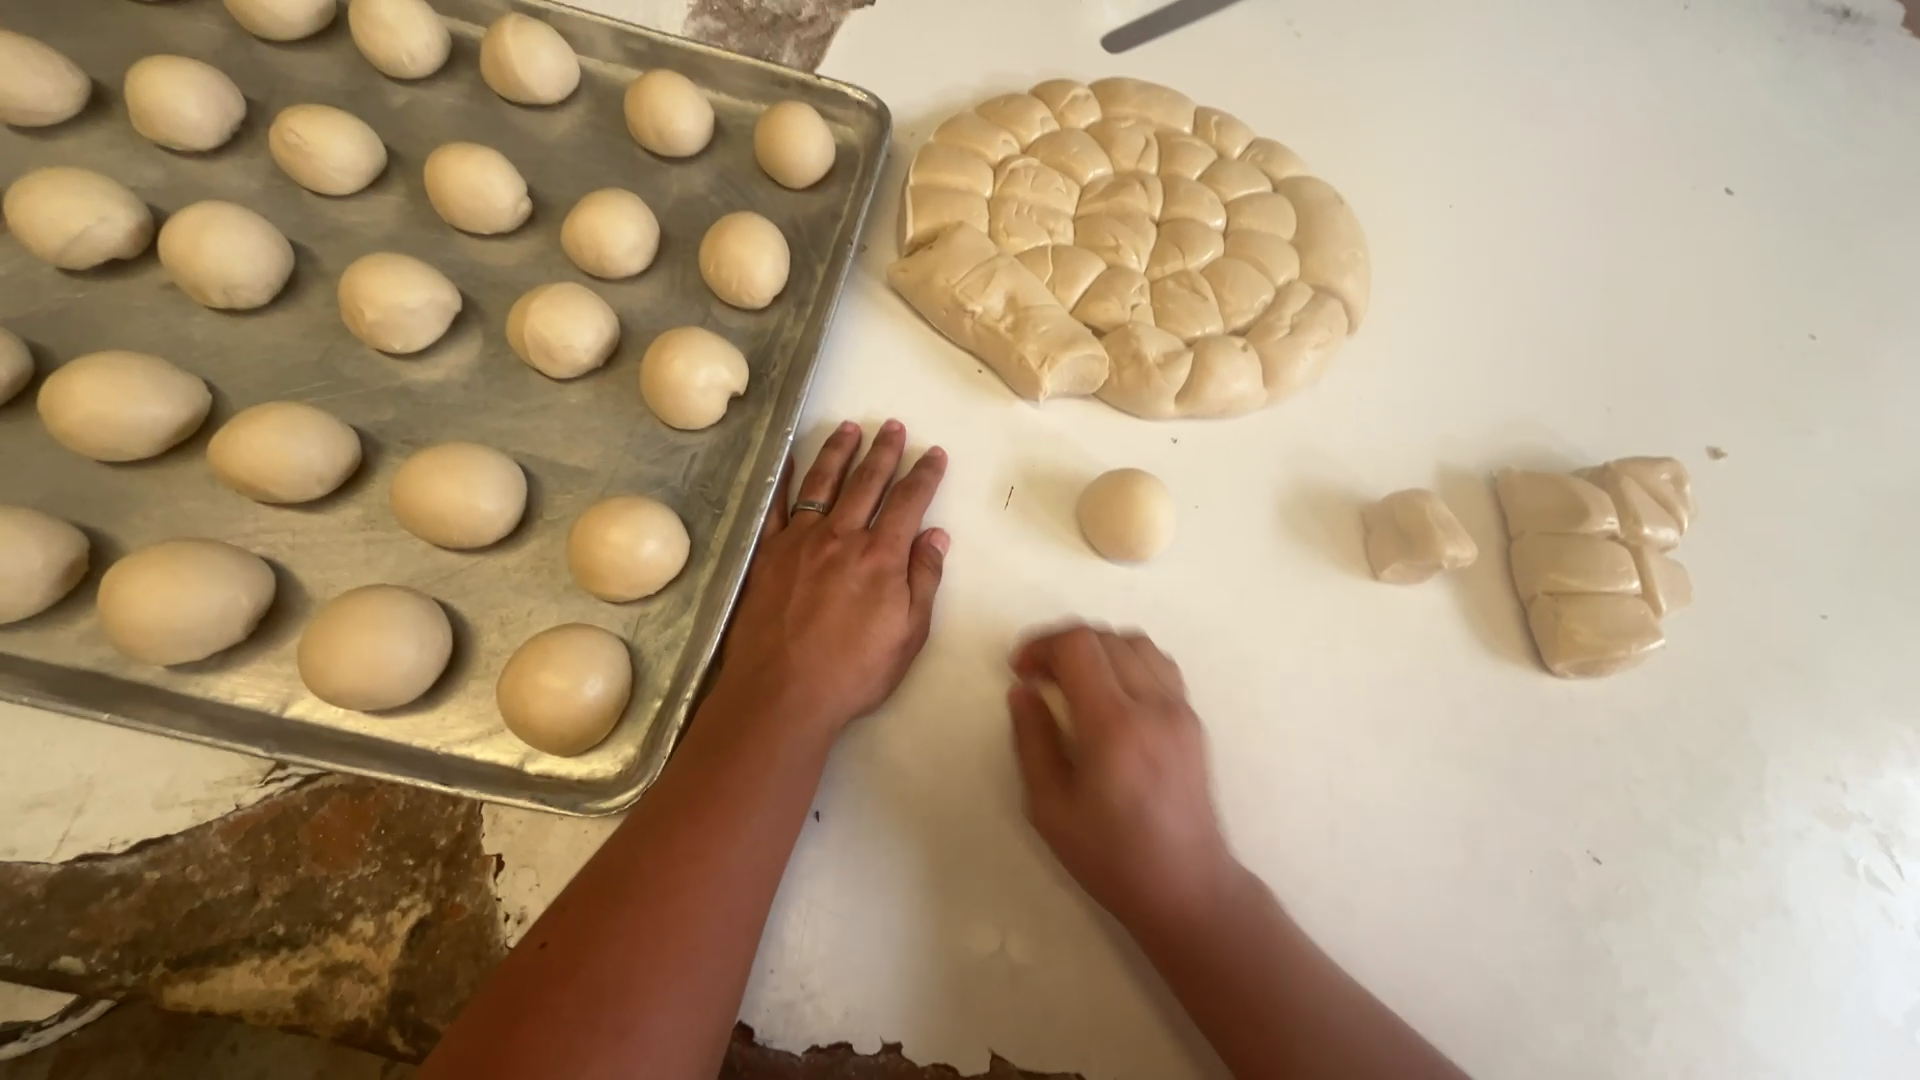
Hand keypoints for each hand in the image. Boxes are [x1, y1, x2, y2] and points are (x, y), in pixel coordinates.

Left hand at [715, 419, 948, 735]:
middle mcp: (842, 537)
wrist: (782, 693)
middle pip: (867, 482)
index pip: (908, 502)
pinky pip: (775, 505)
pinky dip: (783, 477)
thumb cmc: (854, 672)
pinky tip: (790, 458)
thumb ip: (924, 581)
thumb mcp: (909, 635)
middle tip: (892, 426)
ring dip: (839, 452)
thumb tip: (936, 536)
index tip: (933, 454)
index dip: (924, 475)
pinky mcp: (766, 553)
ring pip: (823, 482)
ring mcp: (800, 541)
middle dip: (884, 451)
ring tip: (850, 428)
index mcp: (881, 556)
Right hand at [1008, 624, 1239, 931]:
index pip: (1078, 646)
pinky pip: (1159, 663)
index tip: (1020, 671)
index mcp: (1113, 726)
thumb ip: (1031, 740)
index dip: (1041, 645)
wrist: (1187, 887)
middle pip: (1104, 637)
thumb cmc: (1110, 856)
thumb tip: (1022, 691)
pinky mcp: (1193, 719)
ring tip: (1074, 681)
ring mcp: (1179, 708)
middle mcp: (1152, 705)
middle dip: (1062, 645)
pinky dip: (1127, 660)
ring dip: (1096, 648)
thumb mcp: (1049, 807)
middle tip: (1038, 678)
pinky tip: (1110, 692)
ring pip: (1135, 642)